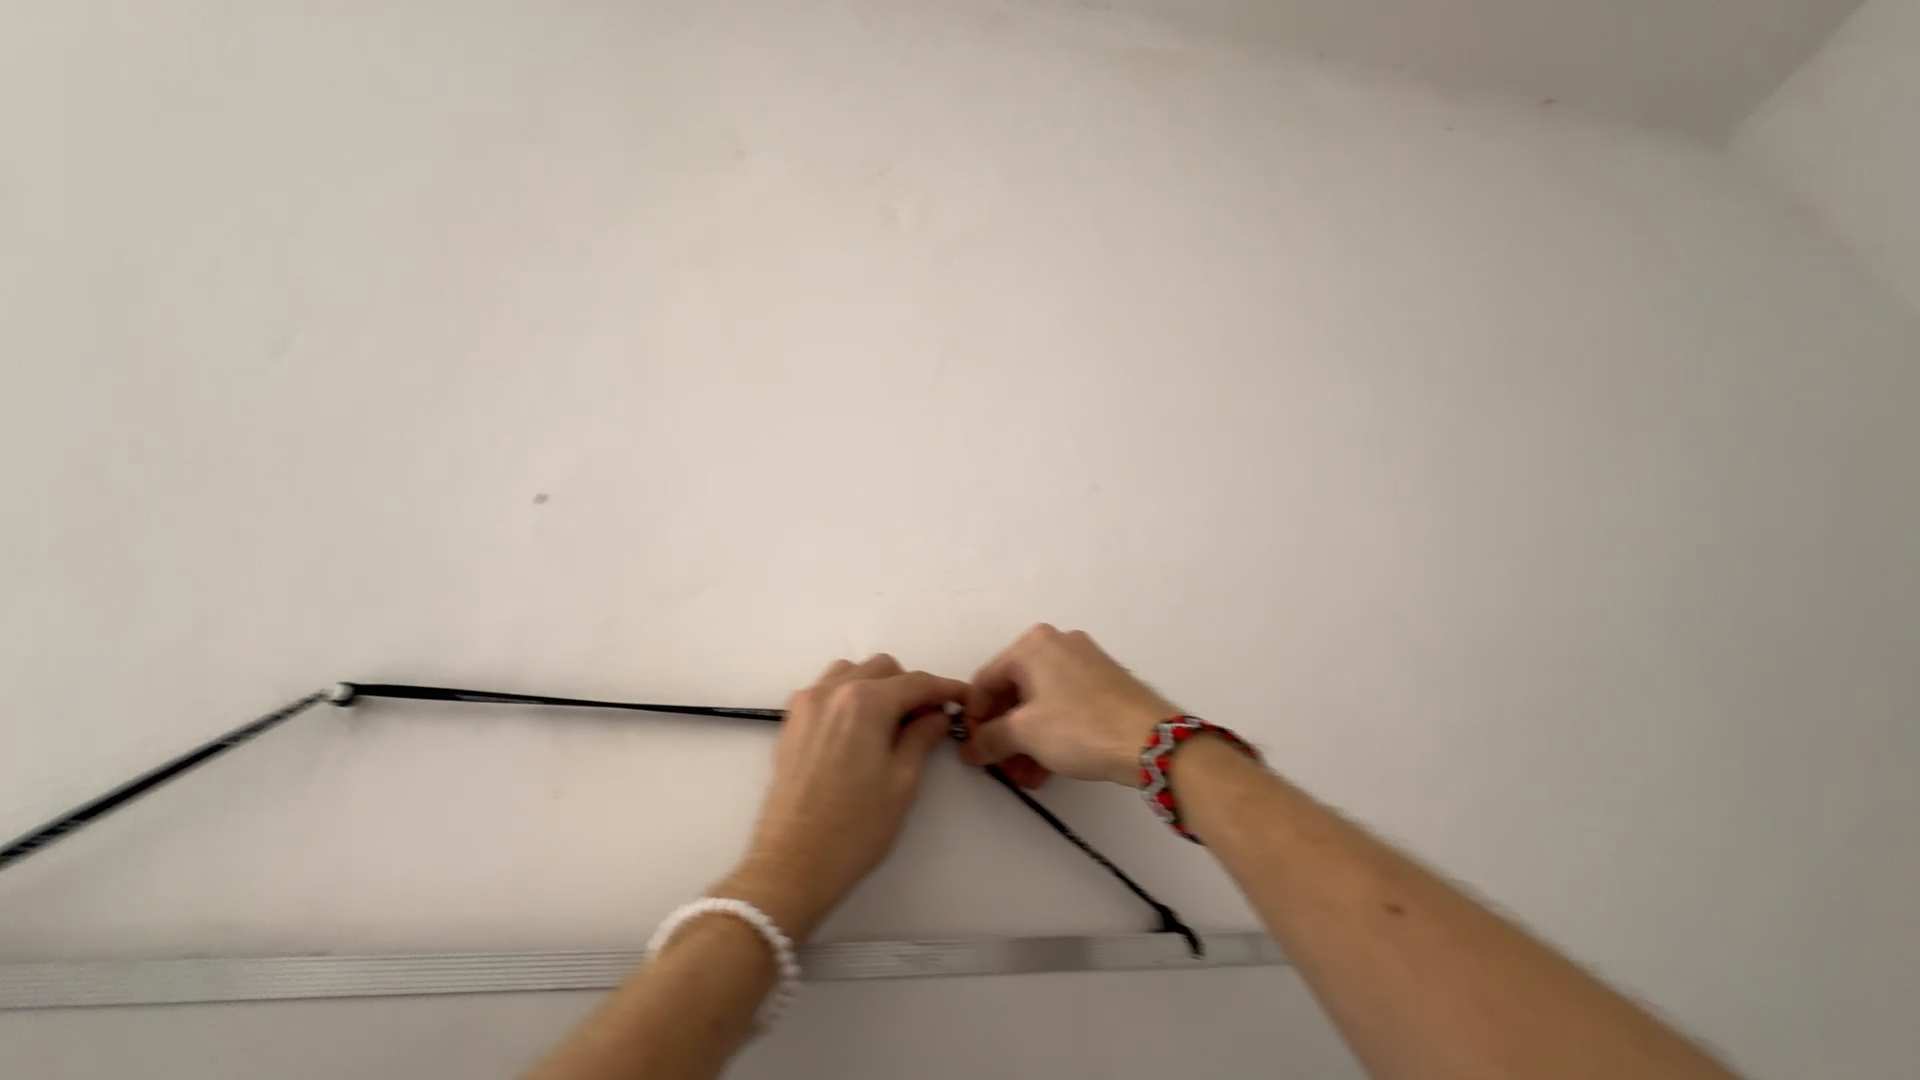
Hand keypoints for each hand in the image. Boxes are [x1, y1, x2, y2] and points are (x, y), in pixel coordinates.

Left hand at [716, 654, 967, 942]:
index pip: (916, 682)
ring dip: (877, 686)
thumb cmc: (856, 827)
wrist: (793, 864)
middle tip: (929, 719)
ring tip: (892, 722)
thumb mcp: (903, 781)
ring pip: (851, 673)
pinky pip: (826, 691)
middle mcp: (832, 691)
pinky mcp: (791, 723)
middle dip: (910, 687)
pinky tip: (860, 729)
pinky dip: (849, 696)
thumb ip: (922, 737)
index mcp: (865, 702)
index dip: (945, 689)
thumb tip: (937, 714)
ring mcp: (806, 704)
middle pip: (883, 669)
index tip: (964, 699)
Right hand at [959, 624, 1179, 788]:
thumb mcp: (1024, 734)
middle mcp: (1057, 644)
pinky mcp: (1105, 682)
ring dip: (1026, 741)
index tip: (972, 751)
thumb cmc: (1079, 727)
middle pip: (1014, 692)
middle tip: (1001, 769)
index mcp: (1032, 645)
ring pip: (1041, 703)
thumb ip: (988, 739)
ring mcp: (1085, 661)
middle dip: (1004, 735)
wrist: (1152, 739)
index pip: (985, 682)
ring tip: (1027, 777)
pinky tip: (1048, 768)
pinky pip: (1064, 705)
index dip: (974, 719)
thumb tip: (970, 747)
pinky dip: (1051, 733)